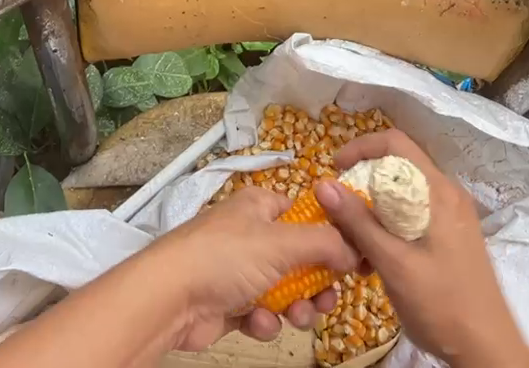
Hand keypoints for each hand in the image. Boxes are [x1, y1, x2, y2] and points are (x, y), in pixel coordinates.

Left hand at [143, 186, 359, 349]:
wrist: (172, 297)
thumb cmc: (225, 257)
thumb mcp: (280, 242)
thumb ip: (324, 243)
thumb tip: (355, 248)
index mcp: (260, 206)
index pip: (305, 214)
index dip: (330, 235)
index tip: (354, 259)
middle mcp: (252, 233)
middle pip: (301, 259)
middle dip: (316, 284)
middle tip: (325, 300)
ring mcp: (241, 269)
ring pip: (286, 290)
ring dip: (295, 307)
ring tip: (294, 315)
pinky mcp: (231, 303)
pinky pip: (263, 313)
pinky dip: (264, 320)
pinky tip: (256, 321)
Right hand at [317, 131, 528, 367]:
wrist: (490, 353)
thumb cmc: (443, 305)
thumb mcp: (393, 263)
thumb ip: (358, 222)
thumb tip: (322, 184)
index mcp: (438, 192)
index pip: (395, 143)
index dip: (360, 147)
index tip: (335, 169)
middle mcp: (447, 194)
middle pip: (397, 166)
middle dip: (362, 182)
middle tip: (339, 208)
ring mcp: (452, 216)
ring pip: (402, 192)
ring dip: (373, 207)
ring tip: (353, 239)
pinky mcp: (452, 236)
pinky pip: (412, 213)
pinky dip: (389, 223)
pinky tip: (376, 255)